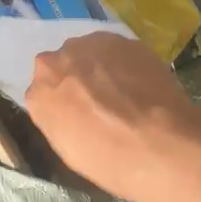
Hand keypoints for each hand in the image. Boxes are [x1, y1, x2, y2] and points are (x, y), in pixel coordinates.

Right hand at [25, 32, 199, 197]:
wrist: (161, 144)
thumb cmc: (111, 161)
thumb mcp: (70, 152)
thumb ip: (59, 119)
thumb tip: (70, 108)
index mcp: (39, 92)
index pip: (45, 93)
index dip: (65, 104)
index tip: (81, 118)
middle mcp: (57, 60)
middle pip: (65, 66)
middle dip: (79, 79)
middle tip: (103, 105)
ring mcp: (90, 45)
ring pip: (90, 53)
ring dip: (101, 68)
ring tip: (127, 96)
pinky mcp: (122, 40)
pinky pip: (118, 52)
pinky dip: (126, 65)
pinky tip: (144, 88)